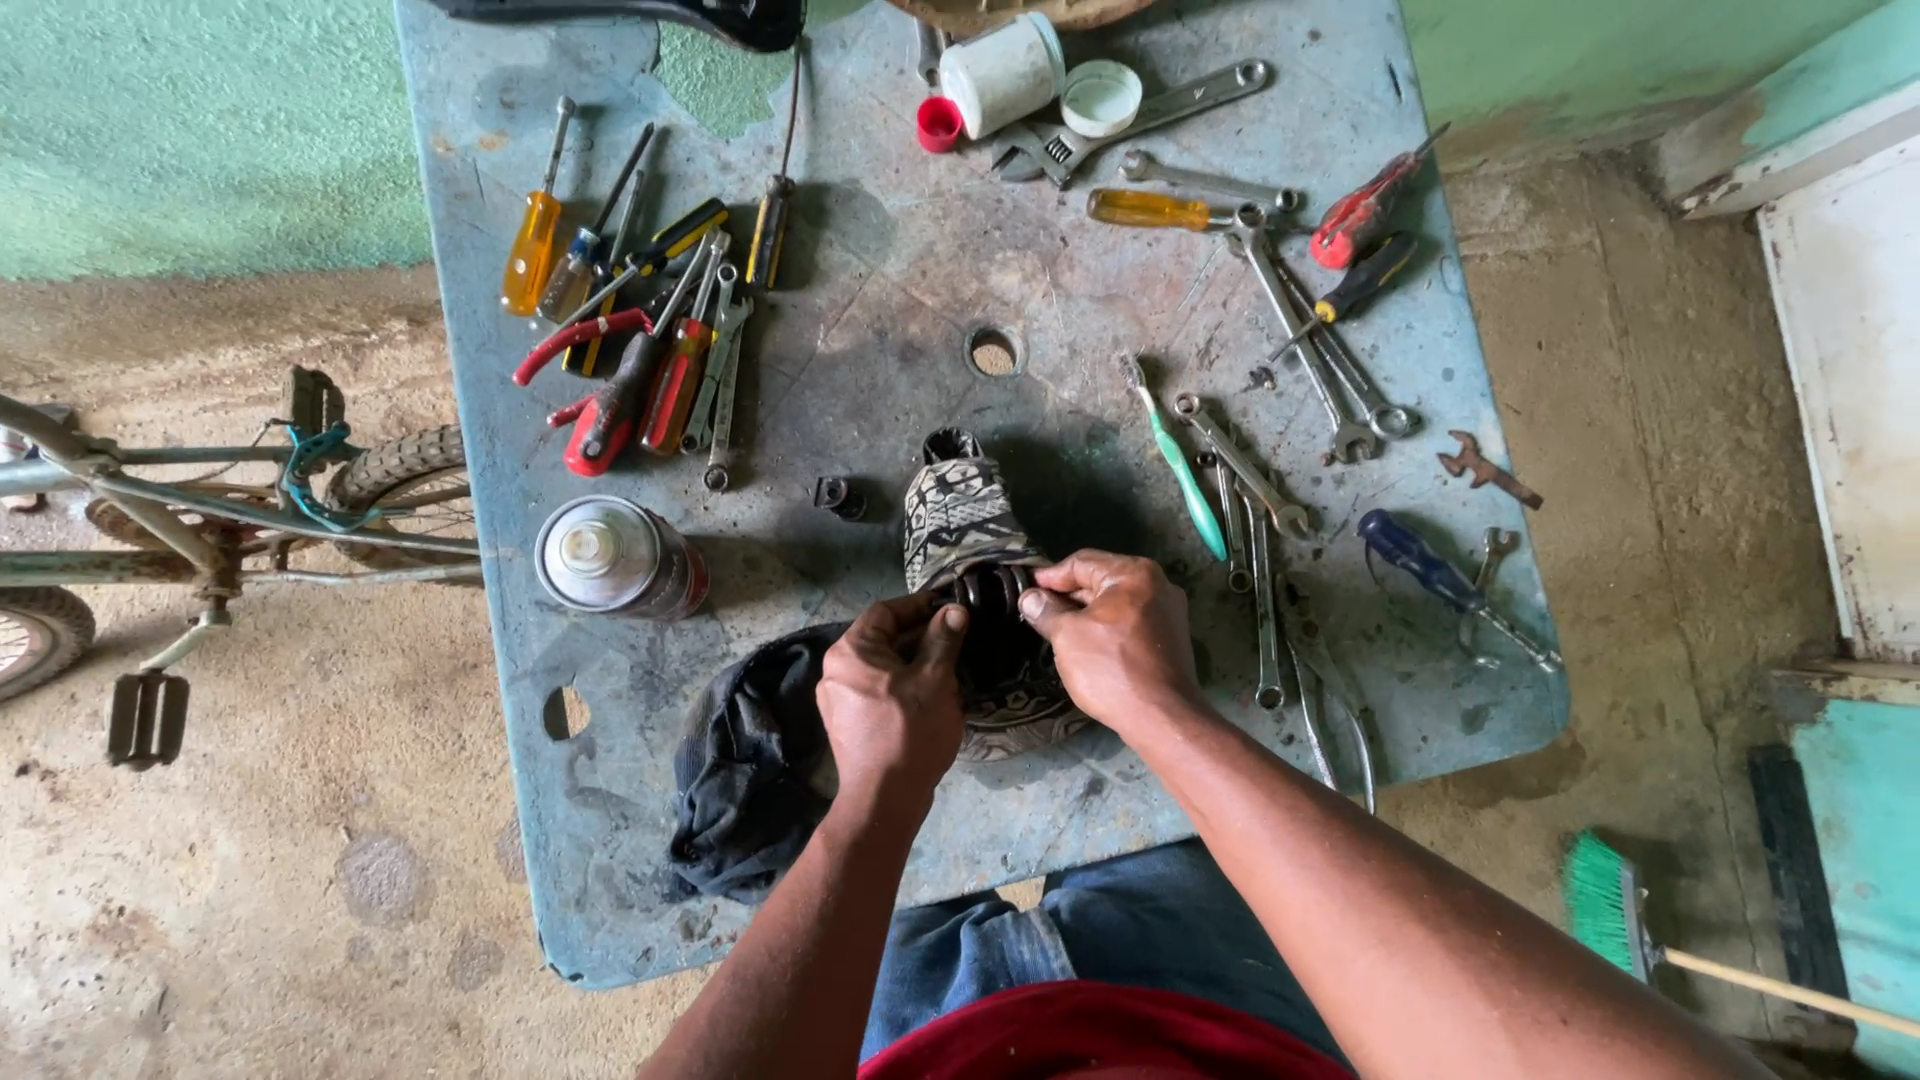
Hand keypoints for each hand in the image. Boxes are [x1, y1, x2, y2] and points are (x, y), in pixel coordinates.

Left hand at [816, 594, 969, 819]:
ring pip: (882, 666)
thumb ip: (943, 640)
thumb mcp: (934, 680)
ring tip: (950, 665)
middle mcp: (836, 670)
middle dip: (921, 635)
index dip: (919, 605)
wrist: (884, 798)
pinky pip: (877, 689)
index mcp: (850, 651)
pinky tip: (930, 694)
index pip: (885, 611)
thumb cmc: (909, 731)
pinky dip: (902, 684)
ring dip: (915, 661)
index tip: (950, 607)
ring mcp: (838, 699)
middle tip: (957, 637)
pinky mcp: (847, 722)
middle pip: (882, 638)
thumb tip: (954, 611)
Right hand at [1018, 550, 1204, 732]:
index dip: (1050, 576)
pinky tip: (1088, 645)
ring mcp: (1169, 612)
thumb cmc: (1111, 668)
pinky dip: (1107, 627)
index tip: (1026, 589)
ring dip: (1086, 613)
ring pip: (1116, 603)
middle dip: (1068, 595)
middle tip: (1038, 611)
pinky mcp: (1171, 638)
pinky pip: (1130, 622)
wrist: (1161, 717)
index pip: (1081, 562)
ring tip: (1058, 629)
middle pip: (1101, 580)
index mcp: (1134, 573)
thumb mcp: (1067, 636)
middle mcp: (1158, 584)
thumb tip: (1030, 597)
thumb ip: (1047, 611)